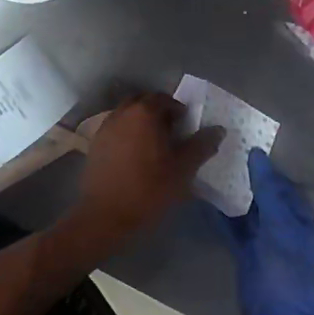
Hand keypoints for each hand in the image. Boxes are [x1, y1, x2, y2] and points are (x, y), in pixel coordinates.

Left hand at [72, 93, 222, 238]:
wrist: (105, 214)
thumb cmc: (148, 189)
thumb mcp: (183, 169)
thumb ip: (202, 146)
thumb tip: (218, 129)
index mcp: (144, 113)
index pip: (165, 99)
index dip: (179, 111)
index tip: (187, 129)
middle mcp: (122, 113)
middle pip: (144, 103)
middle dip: (159, 113)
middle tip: (172, 135)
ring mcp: (105, 127)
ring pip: (128, 115)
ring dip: (142, 123)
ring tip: (154, 147)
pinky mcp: (95, 144)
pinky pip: (116, 129)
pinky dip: (128, 134)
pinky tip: (135, 157)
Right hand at [207, 149, 313, 314]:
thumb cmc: (286, 273)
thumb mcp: (280, 229)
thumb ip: (269, 193)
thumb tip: (259, 156)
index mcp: (300, 218)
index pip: (284, 183)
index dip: (267, 165)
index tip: (245, 141)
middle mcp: (284, 225)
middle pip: (265, 194)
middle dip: (248, 175)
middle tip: (223, 150)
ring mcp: (264, 240)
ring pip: (248, 209)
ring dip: (233, 193)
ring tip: (212, 169)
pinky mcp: (246, 252)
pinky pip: (234, 227)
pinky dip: (221, 215)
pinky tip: (205, 199)